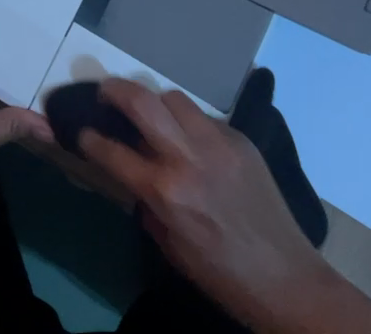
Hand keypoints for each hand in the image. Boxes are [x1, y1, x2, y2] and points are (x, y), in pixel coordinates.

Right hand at [79, 79, 336, 331]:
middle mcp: (188, 158)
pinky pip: (204, 118)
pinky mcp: (242, 141)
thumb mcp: (168, 242)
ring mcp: (218, 144)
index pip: (111, 150)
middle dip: (114, 90)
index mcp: (164, 190)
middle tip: (105, 94)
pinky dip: (189, 123)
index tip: (82, 132)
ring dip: (155, 103)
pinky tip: (192, 142)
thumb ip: (145, 199)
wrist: (288, 280)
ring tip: (152, 116)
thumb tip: (133, 170)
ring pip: (174, 98)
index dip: (89, 139)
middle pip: (141, 100)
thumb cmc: (220, 273)